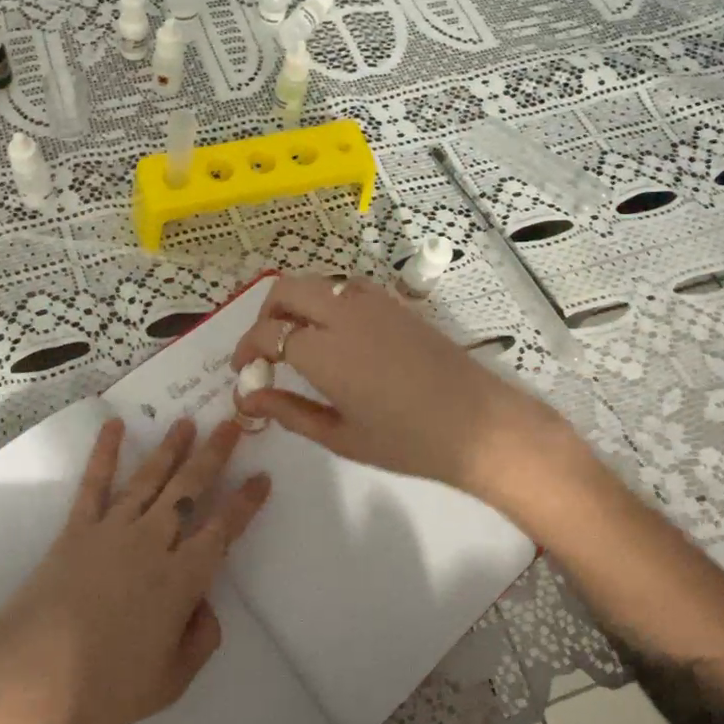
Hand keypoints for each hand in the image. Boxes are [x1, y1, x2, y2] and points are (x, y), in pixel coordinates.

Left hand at [0, 417, 270, 723]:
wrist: (32, 673)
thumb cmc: (105, 685)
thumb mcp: (170, 681)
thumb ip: (199, 640)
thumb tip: (205, 604)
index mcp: (180, 580)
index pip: (222, 532)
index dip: (245, 503)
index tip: (262, 477)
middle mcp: (151, 542)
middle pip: (188, 490)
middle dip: (213, 456)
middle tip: (230, 425)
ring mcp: (112, 529)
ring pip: (149, 479)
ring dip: (170, 448)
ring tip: (186, 423)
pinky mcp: (76, 528)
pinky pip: (94, 484)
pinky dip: (105, 452)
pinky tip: (113, 426)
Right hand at [230, 275, 566, 491]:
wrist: (480, 425)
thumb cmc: (407, 441)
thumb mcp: (341, 436)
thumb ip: (289, 412)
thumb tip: (248, 398)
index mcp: (324, 350)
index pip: (267, 334)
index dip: (246, 350)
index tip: (244, 372)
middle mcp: (341, 314)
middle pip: (284, 291)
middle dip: (265, 316)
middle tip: (266, 350)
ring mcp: (370, 302)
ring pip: (314, 282)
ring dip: (295, 303)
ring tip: (297, 340)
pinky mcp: (393, 302)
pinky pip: (343, 287)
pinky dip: (324, 300)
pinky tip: (335, 334)